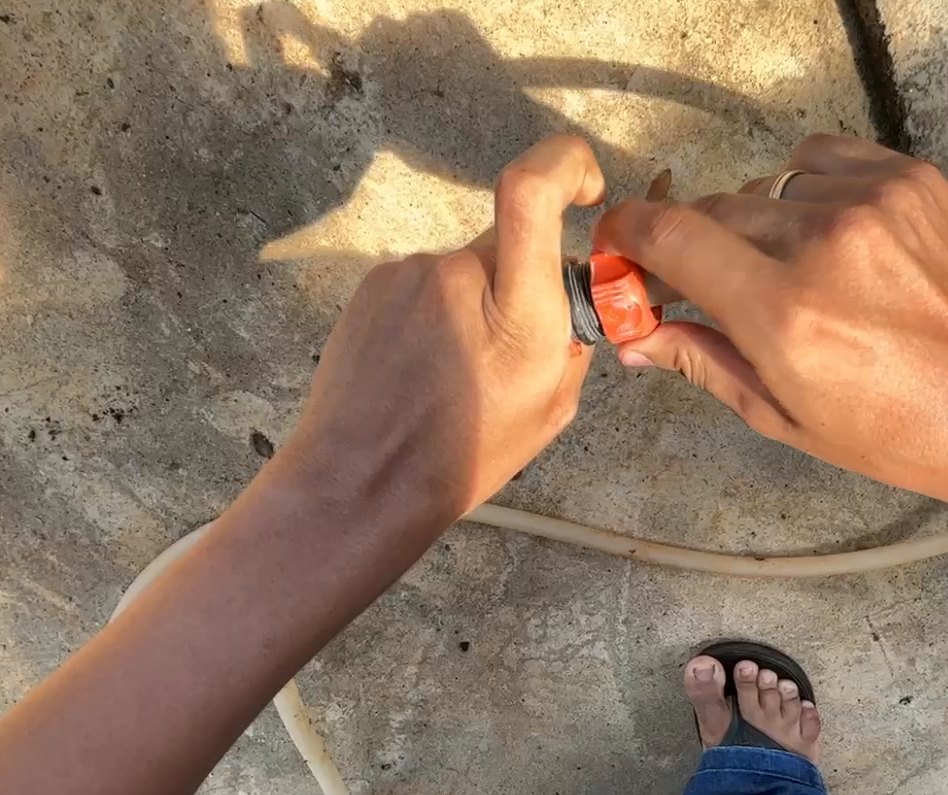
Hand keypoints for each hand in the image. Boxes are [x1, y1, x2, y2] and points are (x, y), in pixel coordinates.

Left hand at [281, 135, 605, 518]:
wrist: (362, 480)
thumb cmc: (464, 459)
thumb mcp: (550, 411)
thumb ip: (570, 343)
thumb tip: (567, 306)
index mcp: (516, 313)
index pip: (531, 191)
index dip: (565, 162)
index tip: (585, 184)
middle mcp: (457, 274)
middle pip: (508, 242)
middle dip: (520, 281)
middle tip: (506, 346)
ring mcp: (408, 274)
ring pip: (464, 268)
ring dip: (473, 304)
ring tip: (453, 370)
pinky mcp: (373, 283)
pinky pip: (425, 283)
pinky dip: (436, 313)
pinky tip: (421, 364)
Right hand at [594, 134, 947, 513]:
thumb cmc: (895, 430)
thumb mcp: (781, 414)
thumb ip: (701, 362)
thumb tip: (638, 338)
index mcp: (784, 315)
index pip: (672, 239)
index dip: (628, 236)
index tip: (617, 247)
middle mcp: (824, 244)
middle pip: (712, 211)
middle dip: (690, 247)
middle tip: (699, 286)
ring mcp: (870, 201)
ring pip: (764, 187)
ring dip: (752, 227)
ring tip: (786, 277)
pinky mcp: (908, 178)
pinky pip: (818, 160)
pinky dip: (802, 193)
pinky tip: (821, 239)